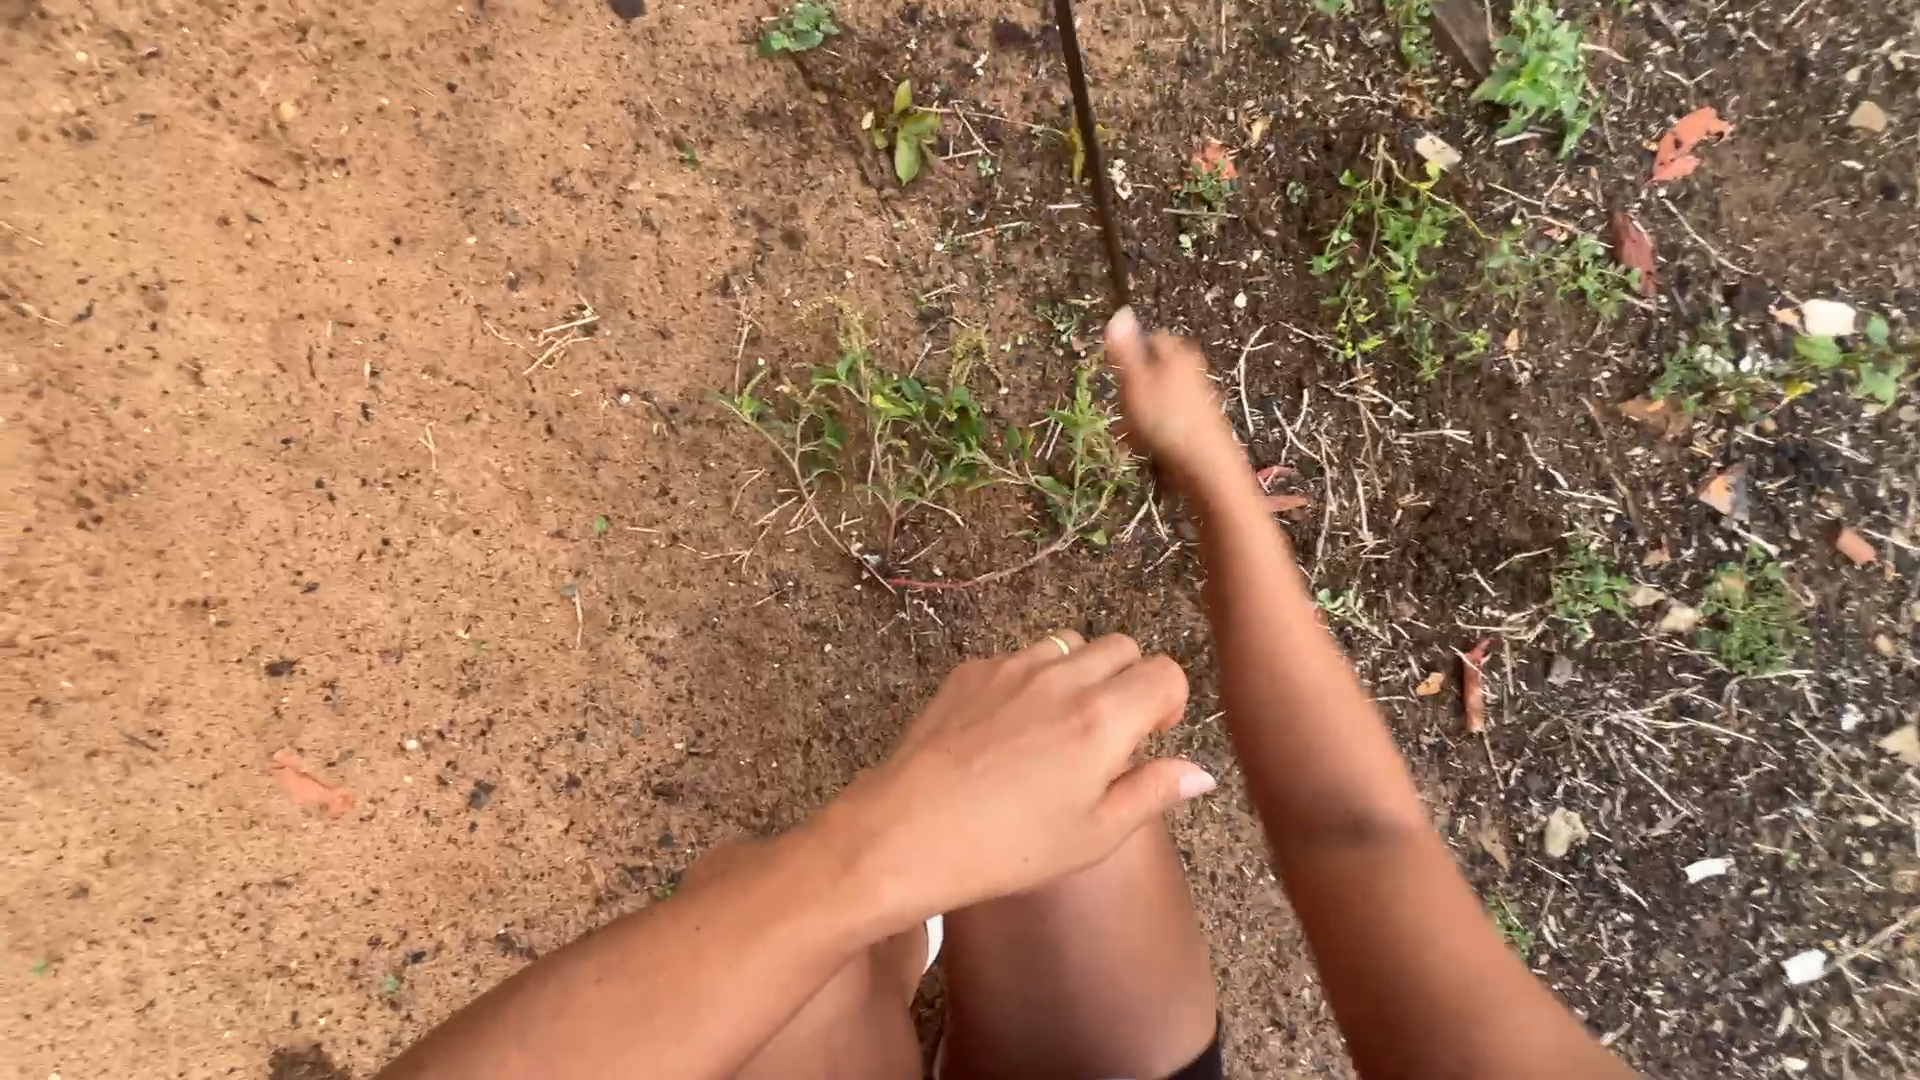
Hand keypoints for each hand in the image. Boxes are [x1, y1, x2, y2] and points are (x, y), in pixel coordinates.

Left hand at [824, 632, 1215, 921]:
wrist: (906, 829)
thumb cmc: (1008, 845)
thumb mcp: (1093, 834)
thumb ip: (1153, 792)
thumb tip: (1199, 773)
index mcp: (1102, 717)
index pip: (1166, 672)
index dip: (1169, 702)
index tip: (1149, 735)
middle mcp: (1062, 676)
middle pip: (1122, 646)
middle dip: (1128, 680)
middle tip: (1106, 731)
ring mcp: (1011, 665)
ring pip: (1069, 644)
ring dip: (1079, 674)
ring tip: (1056, 726)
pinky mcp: (972, 668)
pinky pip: (1020, 656)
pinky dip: (1030, 679)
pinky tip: (1006, 728)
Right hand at [1104, 307, 1246, 498]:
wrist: (1205, 465)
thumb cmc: (1166, 421)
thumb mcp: (1137, 382)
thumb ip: (1126, 350)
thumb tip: (1120, 313)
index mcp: (1178, 354)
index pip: (1151, 340)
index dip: (1130, 356)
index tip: (1118, 377)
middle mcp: (1190, 372)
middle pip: (1151, 372)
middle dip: (1131, 393)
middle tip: (1122, 411)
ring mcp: (1195, 400)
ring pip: (1155, 401)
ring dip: (1136, 417)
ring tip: (1127, 436)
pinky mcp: (1196, 426)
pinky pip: (1165, 422)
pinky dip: (1150, 432)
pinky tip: (1141, 448)